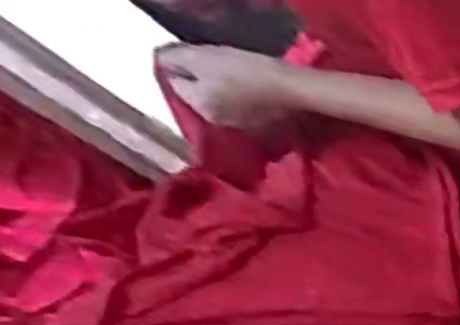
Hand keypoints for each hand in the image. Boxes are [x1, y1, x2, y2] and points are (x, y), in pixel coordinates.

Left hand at [156, 44, 295, 130]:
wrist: (293, 90)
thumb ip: (171, 59)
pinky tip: (257, 101)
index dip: (184, 68)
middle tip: (220, 73)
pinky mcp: (267, 133)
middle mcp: (218, 124)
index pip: (175, 82)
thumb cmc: (243, 71)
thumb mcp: (196, 56)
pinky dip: (247, 109)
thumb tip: (164, 64)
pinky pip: (246, 117)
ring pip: (224, 108)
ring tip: (241, 87)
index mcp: (198, 107)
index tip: (201, 62)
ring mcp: (246, 131)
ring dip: (227, 99)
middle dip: (205, 87)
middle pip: (200, 98)